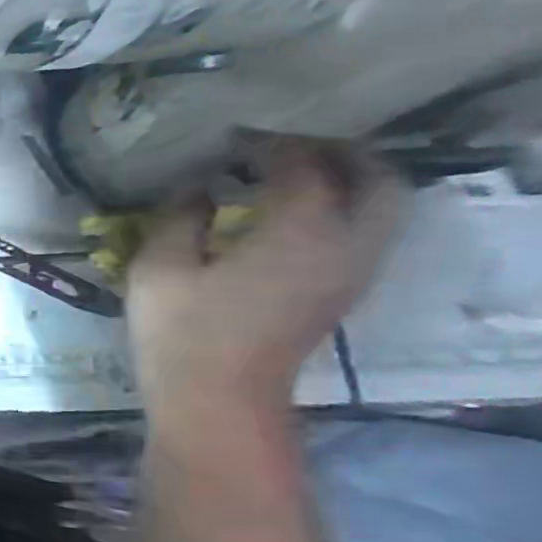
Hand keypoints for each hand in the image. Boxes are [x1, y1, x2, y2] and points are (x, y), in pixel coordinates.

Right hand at [128, 142, 407, 418]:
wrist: (217, 400)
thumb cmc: (182, 333)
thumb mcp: (159, 266)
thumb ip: (180, 216)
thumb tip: (198, 187)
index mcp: (301, 231)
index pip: (301, 165)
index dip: (266, 143)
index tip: (229, 140)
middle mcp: (346, 244)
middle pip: (375, 177)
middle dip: (334, 151)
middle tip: (282, 147)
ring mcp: (353, 272)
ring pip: (382, 206)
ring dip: (347, 178)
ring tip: (291, 174)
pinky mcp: (342, 293)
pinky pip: (366, 231)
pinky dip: (343, 207)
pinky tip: (294, 213)